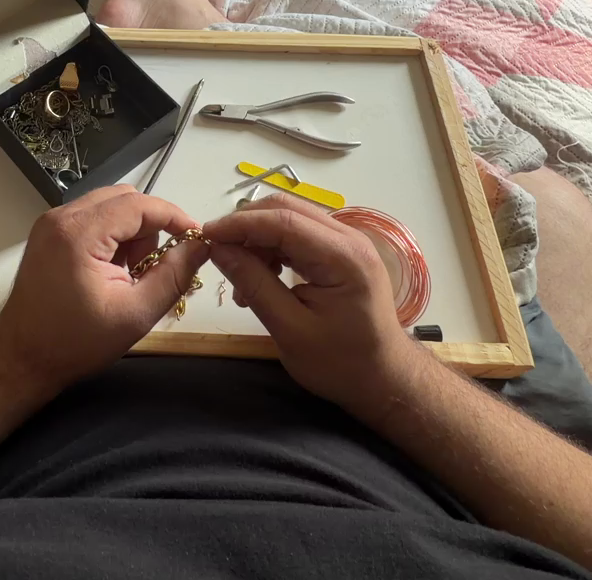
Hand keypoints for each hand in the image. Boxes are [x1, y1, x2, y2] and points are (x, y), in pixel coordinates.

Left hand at [0, 185, 207, 391]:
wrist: (21, 357)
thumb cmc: (76, 341)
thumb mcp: (135, 314)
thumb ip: (173, 275)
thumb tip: (200, 245)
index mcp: (79, 232)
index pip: (139, 204)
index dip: (173, 217)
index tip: (196, 238)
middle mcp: (62, 216)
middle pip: (124, 198)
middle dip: (150, 227)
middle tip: (156, 266)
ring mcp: (52, 221)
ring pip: (110, 206)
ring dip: (131, 232)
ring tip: (130, 274)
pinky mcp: (49, 231)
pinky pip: (93, 217)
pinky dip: (112, 236)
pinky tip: (112, 271)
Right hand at [204, 197, 429, 419]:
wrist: (385, 382)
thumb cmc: (340, 364)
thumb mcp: (290, 329)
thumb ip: (254, 284)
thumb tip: (218, 249)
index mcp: (343, 257)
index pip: (283, 221)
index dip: (240, 224)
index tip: (206, 235)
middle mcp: (349, 238)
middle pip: (286, 209)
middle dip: (246, 225)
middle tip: (217, 251)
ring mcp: (348, 241)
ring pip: (290, 218)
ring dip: (258, 237)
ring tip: (239, 275)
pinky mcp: (341, 251)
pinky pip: (299, 233)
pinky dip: (273, 246)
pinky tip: (260, 275)